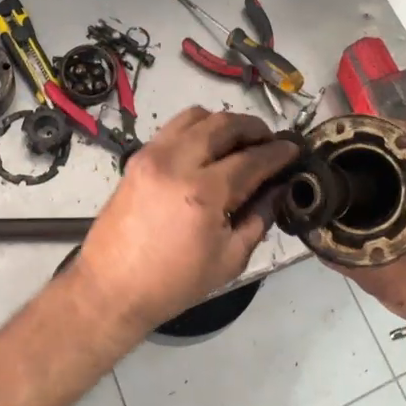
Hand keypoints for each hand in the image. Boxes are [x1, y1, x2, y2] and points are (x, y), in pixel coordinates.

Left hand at [71, 108, 299, 334]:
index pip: (251, 159)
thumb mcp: (229, 259)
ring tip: (240, 140)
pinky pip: (174, 127)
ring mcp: (152, 155)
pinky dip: (198, 128)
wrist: (111, 288)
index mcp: (202, 193)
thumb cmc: (173, 283)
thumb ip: (259, 218)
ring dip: (225, 123)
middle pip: (225, 125)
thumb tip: (278, 189)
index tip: (294, 149)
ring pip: (197, 116)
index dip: (278, 152)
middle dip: (255, 128)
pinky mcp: (138, 157)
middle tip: (271, 141)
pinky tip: (209, 147)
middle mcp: (176, 163)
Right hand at [339, 133, 405, 335]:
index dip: (378, 130)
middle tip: (347, 140)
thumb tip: (306, 225)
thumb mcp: (373, 272)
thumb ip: (338, 250)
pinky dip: (405, 161)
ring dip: (394, 147)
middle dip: (381, 135)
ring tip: (358, 151)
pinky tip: (380, 173)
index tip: (348, 132)